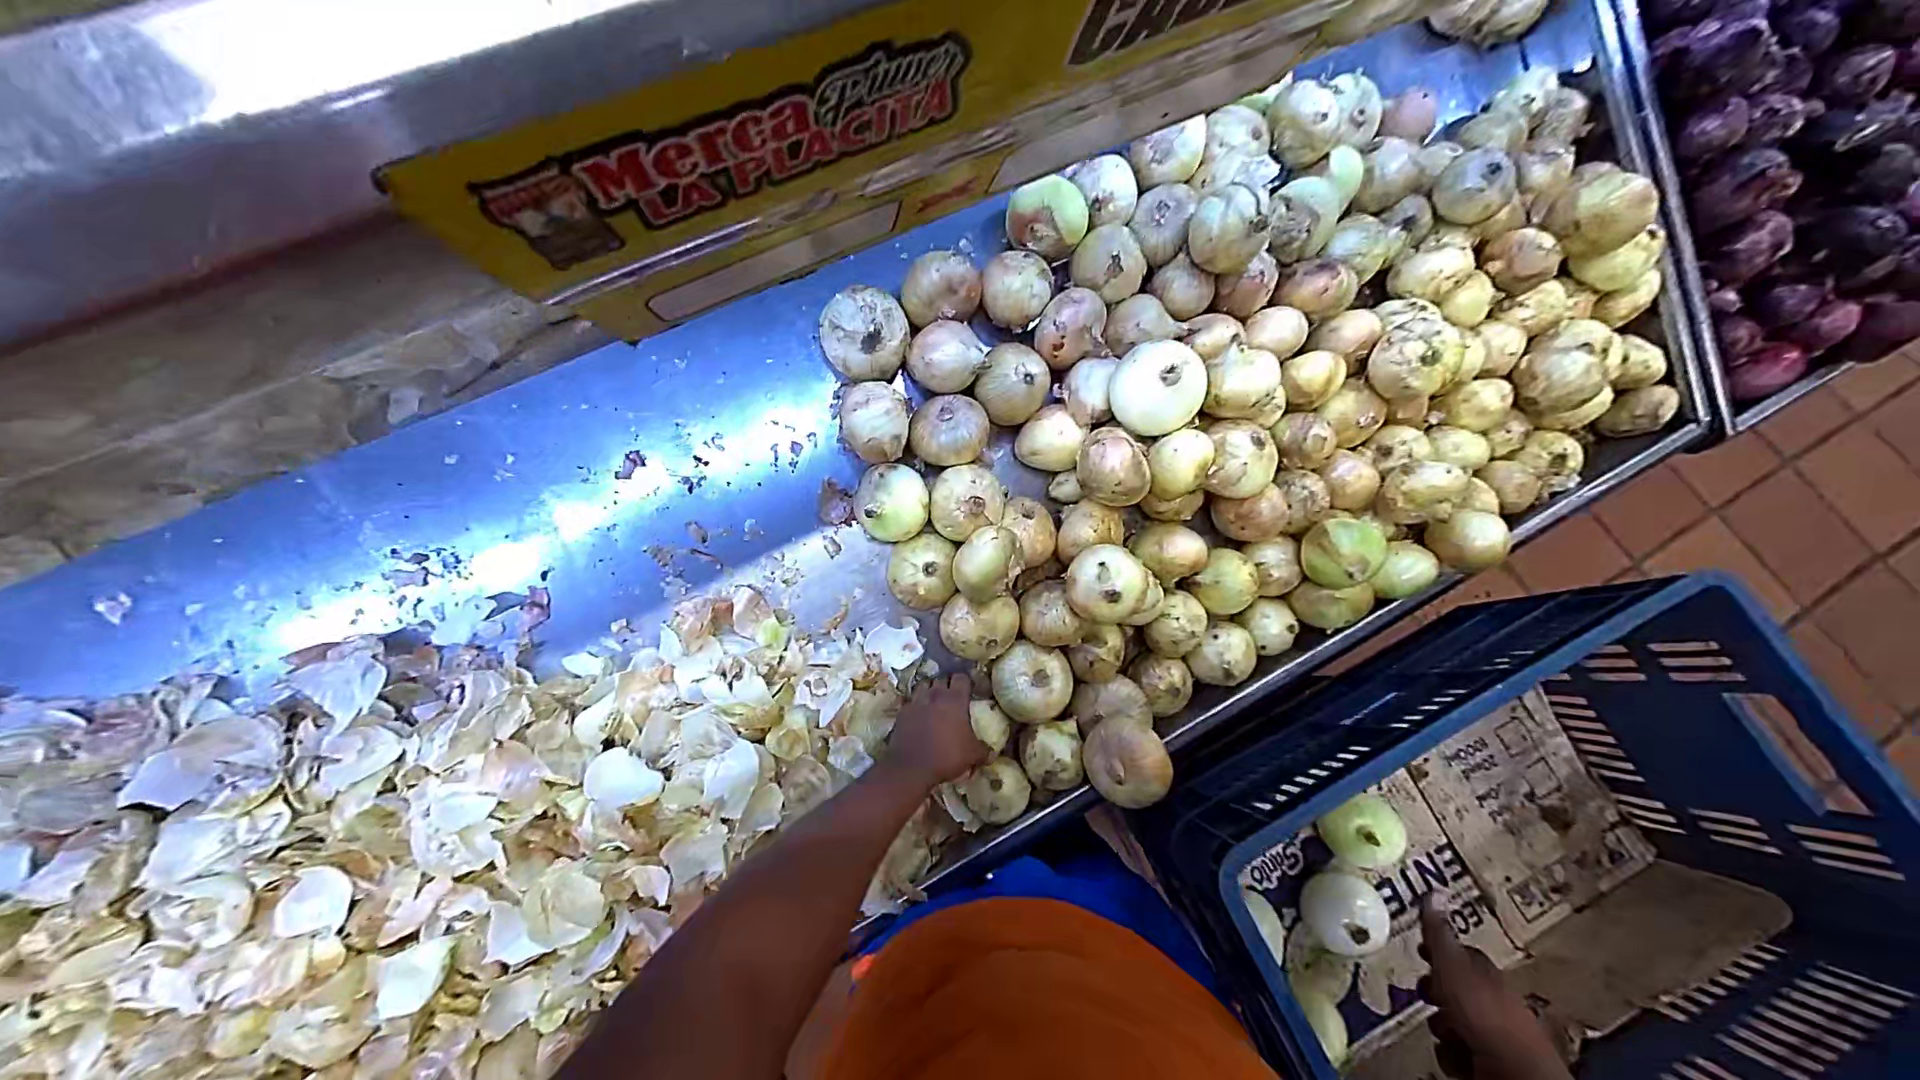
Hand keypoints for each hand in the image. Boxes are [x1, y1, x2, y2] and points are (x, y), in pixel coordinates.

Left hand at [880, 673, 986, 788]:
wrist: (911, 767)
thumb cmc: (947, 756)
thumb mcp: (972, 755)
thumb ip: (984, 750)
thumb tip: (992, 753)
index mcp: (954, 699)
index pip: (961, 677)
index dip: (966, 681)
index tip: (969, 689)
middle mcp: (935, 695)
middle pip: (941, 678)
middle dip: (947, 684)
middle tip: (953, 695)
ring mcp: (916, 701)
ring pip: (924, 685)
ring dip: (930, 690)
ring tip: (935, 700)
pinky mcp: (902, 712)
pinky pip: (910, 701)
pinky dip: (916, 704)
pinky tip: (919, 713)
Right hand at [1418, 896, 1571, 1079]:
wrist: (1513, 1070)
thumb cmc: (1481, 1010)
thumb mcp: (1453, 965)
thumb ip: (1439, 934)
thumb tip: (1432, 890)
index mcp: (1486, 972)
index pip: (1460, 953)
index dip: (1437, 951)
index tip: (1419, 952)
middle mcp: (1491, 999)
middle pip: (1453, 987)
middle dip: (1434, 991)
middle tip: (1428, 995)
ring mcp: (1492, 1031)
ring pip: (1451, 1018)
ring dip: (1441, 1024)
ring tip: (1445, 1030)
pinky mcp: (1488, 1060)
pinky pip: (1457, 1048)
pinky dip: (1452, 1051)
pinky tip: (1456, 1052)